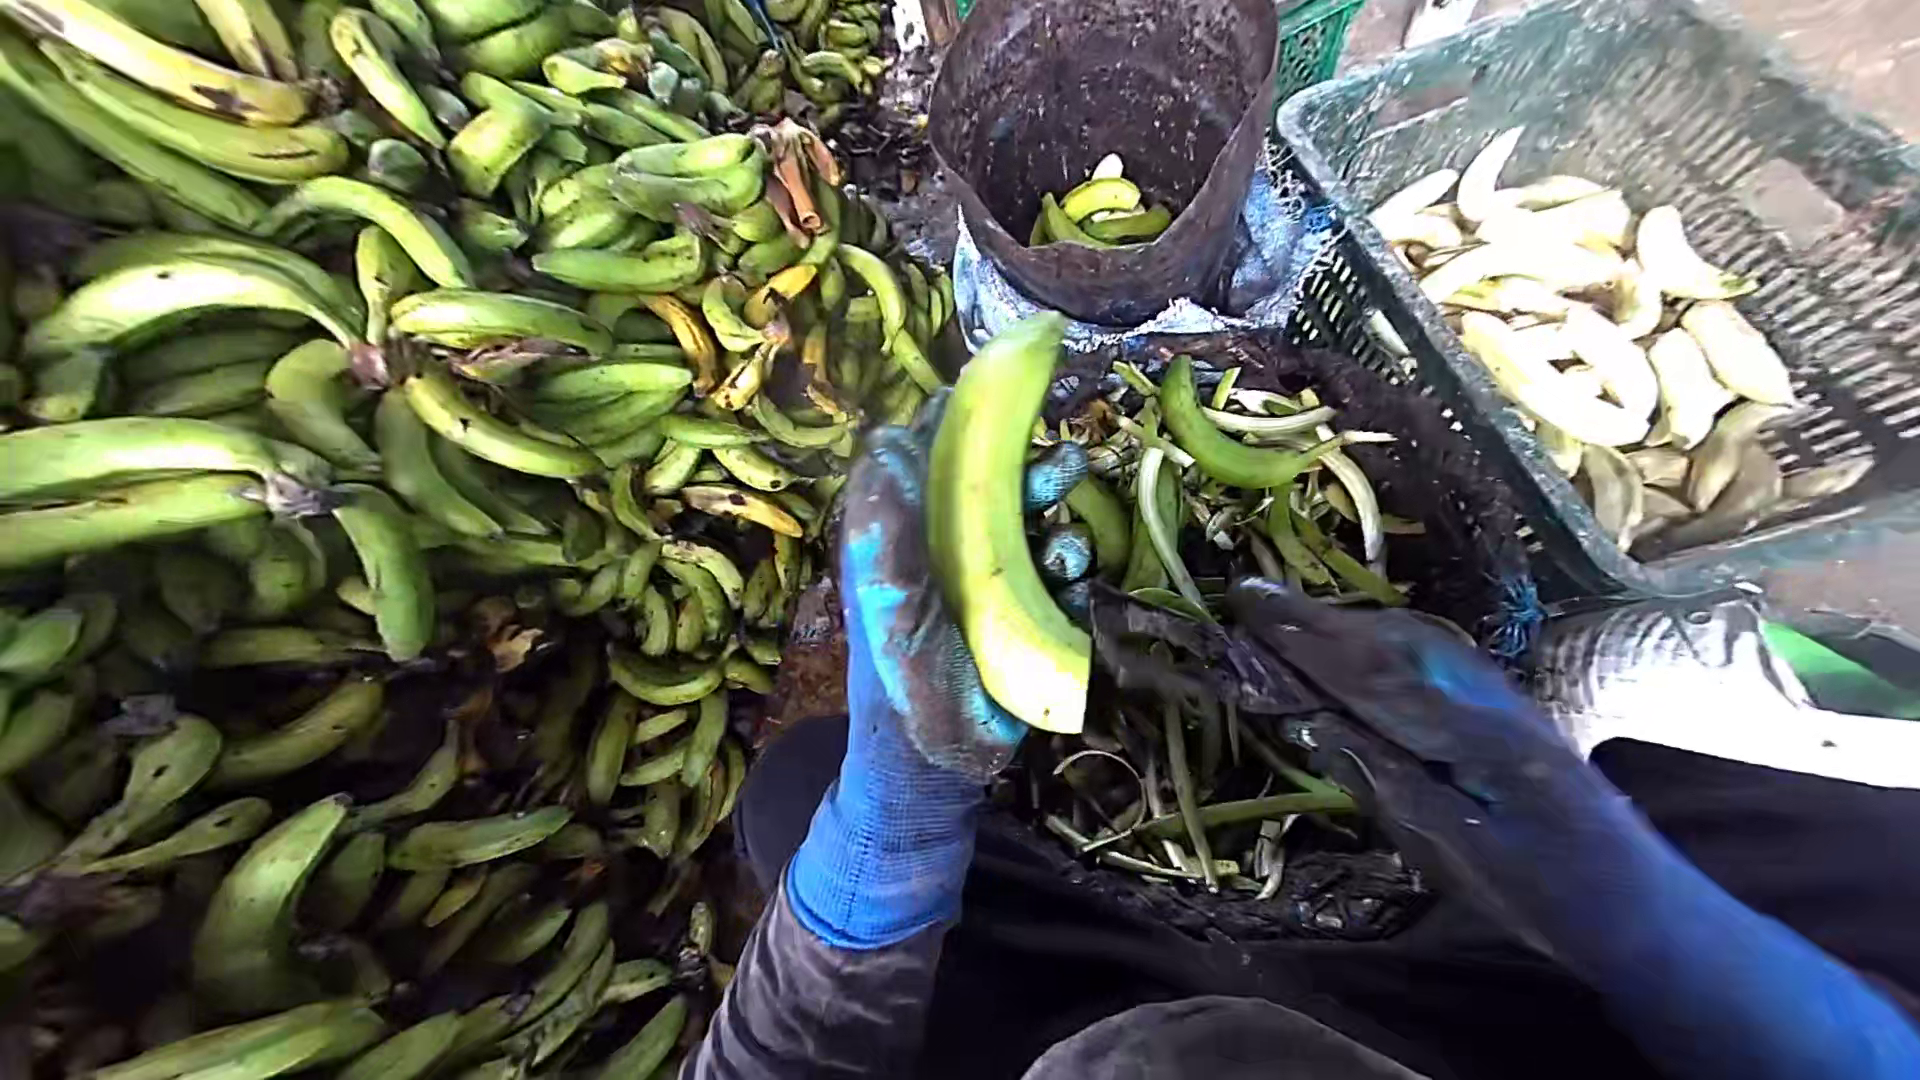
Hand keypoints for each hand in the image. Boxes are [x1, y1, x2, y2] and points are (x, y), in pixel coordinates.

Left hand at [786, 395, 1088, 948]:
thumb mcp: (887, 602)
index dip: (958, 424)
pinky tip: (1070, 578)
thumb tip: (884, 442)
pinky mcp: (1032, 613)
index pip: (934, 463)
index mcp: (915, 538)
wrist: (937, 760)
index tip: (991, 389)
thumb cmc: (899, 679)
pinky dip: (1073, 568)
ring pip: (1040, 524)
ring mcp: (999, 581)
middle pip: (999, 487)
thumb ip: (884, 529)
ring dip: (1059, 515)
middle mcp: (957, 550)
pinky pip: (1064, 575)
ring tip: (1066, 526)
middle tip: (1064, 461)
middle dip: (1032, 468)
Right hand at [1226, 579, 1618, 952]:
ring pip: (1400, 638)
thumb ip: (1385, 781)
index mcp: (1482, 737)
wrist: (1646, 907)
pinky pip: (1414, 652)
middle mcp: (1486, 695)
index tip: (1250, 605)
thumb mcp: (1461, 855)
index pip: (1371, 673)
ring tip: (1277, 614)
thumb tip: (1312, 723)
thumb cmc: (1548, 893)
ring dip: (1334, 624)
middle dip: (1310, 619)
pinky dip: (1362, 639)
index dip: (1305, 639)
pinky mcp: (1490, 697)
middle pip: (1384, 641)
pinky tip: (1337, 641)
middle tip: (1248, 598)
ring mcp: (1493, 690)